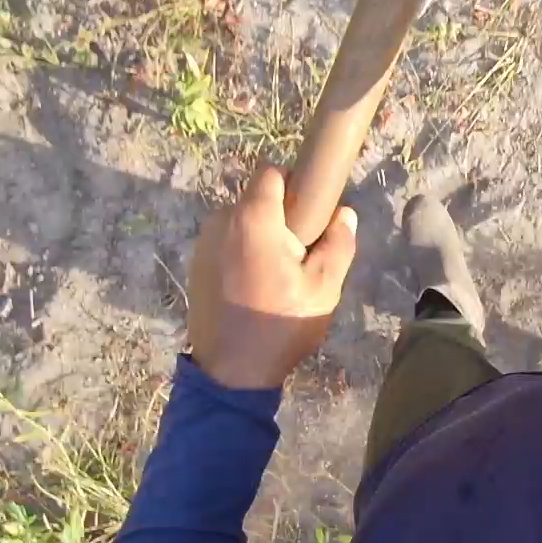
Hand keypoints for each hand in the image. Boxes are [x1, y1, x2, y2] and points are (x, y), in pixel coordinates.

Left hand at [187, 167, 357, 389]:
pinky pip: (227, 245)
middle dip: (281, 218)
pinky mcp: (196, 265)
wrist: (232, 370)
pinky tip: (256, 290)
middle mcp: (221, 221)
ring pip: (241, 223)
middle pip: (257, 200)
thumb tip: (345, 214)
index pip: (271, 172)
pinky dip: (243, 256)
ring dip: (261, 238)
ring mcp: (203, 243)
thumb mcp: (325, 288)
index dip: (295, 185)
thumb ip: (339, 244)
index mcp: (254, 219)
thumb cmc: (282, 324)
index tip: (311, 214)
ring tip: (278, 278)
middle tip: (301, 256)